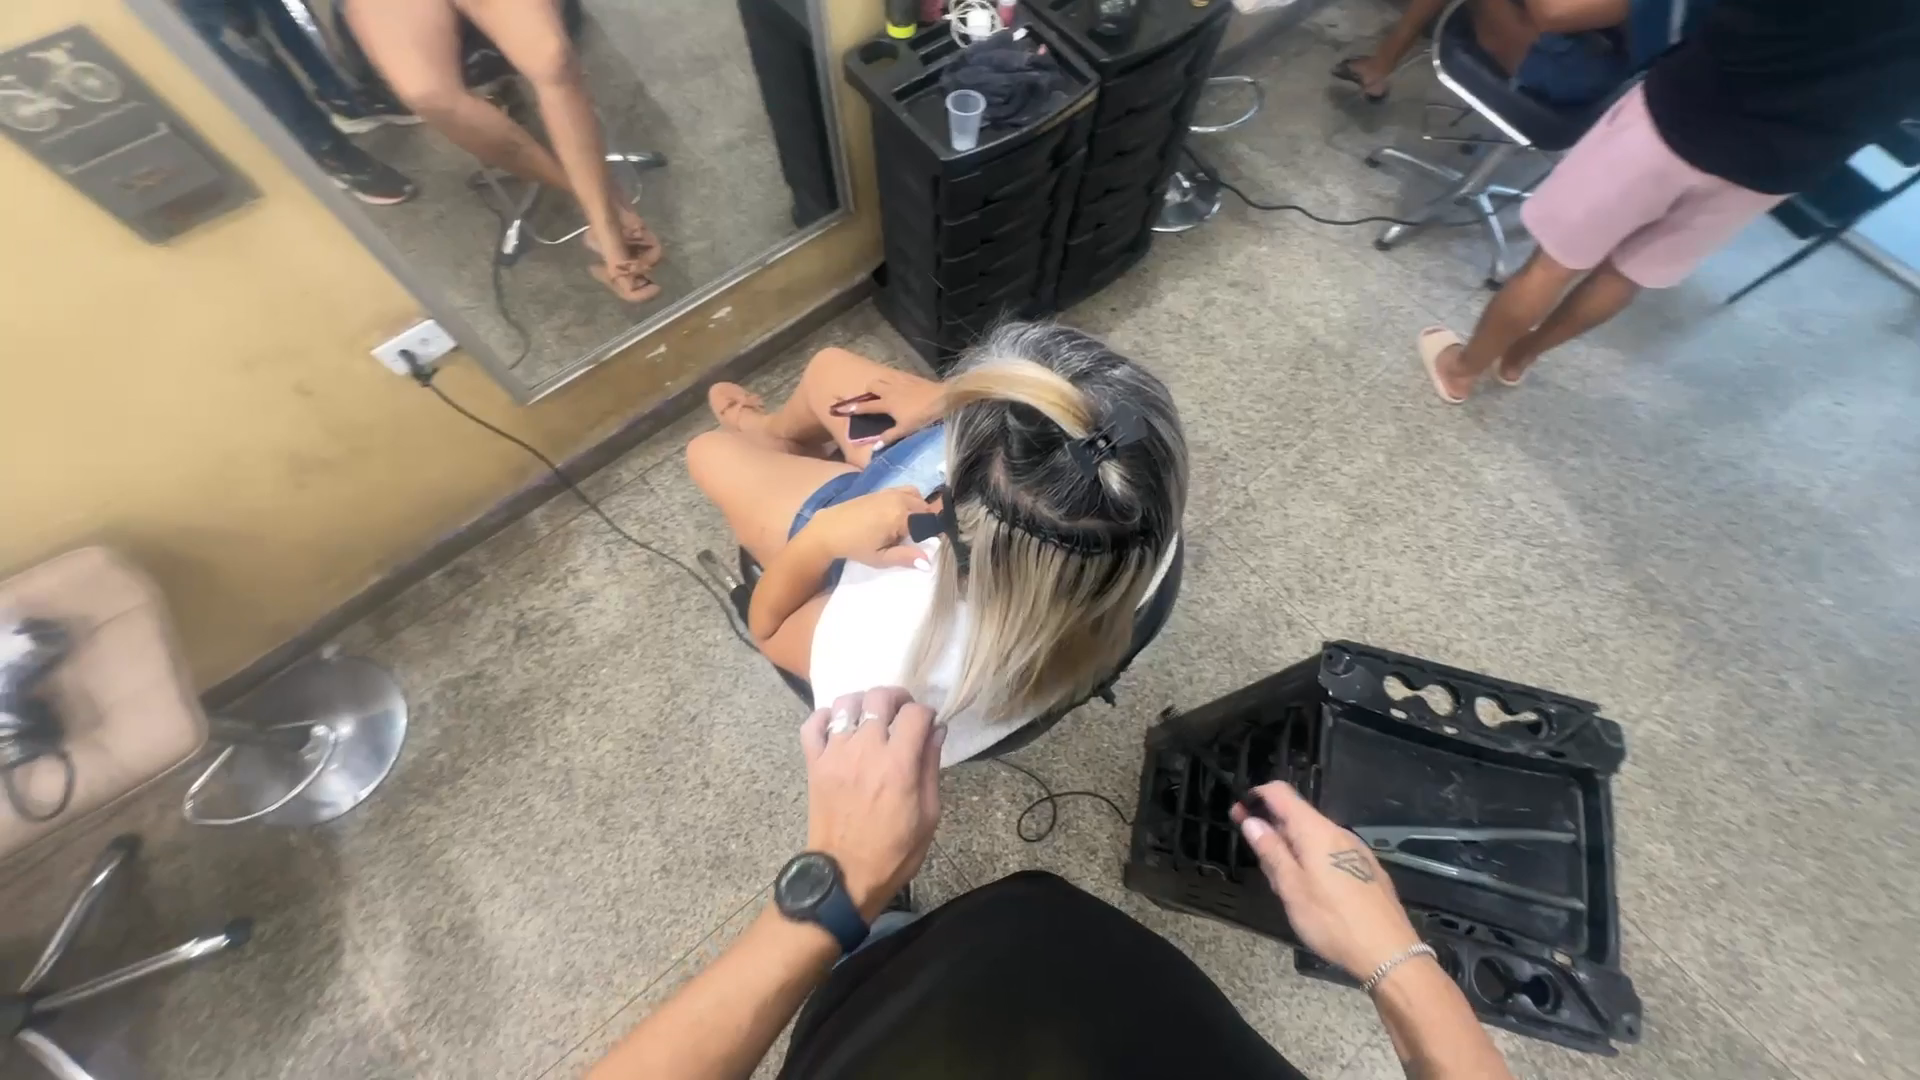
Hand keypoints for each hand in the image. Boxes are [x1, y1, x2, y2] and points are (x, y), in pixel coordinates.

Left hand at [799, 687, 944, 919]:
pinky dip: (825, 717)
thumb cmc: (894, 851)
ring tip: (871, 719)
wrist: (844, 877)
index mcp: (897, 765)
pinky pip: (812, 725)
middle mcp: (865, 750)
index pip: (915, 713)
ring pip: (845, 703)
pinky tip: (839, 727)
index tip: (928, 725)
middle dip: (898, 698)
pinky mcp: (814, 763)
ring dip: (863, 703)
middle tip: (903, 714)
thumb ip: (930, 767)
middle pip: (880, 697)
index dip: (927, 713)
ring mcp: (835, 754)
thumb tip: (936, 730)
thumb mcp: (929, 815)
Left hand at [802, 487, 931, 569]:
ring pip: (917, 497)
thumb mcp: (880, 557)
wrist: (829, 529)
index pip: (929, 522)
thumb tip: (928, 562)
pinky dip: (910, 501)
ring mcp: (891, 492)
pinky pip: (906, 491)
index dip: (932, 533)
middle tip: (915, 539)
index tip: (926, 544)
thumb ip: (905, 557)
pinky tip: (899, 515)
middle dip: (925, 522)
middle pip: (925, 508)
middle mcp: (899, 499)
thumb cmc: (855, 546)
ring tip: (908, 527)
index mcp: (900, 515)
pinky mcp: (884, 490)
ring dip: (918, 510)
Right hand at [829, 372, 943, 448]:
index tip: (842, 408)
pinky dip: (891, 380)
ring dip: (878, 384)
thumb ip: (889, 436)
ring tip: (882, 392)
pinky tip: (898, 386)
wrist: (943, 398)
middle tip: (869, 399)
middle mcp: (889, 389)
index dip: (853, 407)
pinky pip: (895, 376)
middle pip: (871, 386)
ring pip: (882, 378)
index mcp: (887, 403)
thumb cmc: (923, 416)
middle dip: (867, 392)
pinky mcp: (910, 377)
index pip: (866, 406)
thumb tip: (874, 446)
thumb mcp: (905, 429)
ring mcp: (900, 381)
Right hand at [1231, 782, 1423, 980]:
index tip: (1238, 815)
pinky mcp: (1368, 869)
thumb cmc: (1333, 921)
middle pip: (1297, 816)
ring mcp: (1356, 851)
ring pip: (1313, 837)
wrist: (1392, 957)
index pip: (1280, 793)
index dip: (1255, 797)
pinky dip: (1313, 859)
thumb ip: (1270, 850)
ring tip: (1287, 886)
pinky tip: (1315, 892)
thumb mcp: (1291, 888)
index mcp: (1316, 831)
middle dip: (1273, 831)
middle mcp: (1338, 833)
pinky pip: (1331, 852)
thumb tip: (1252, 821)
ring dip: (1292, 849)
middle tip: (1264, 866)